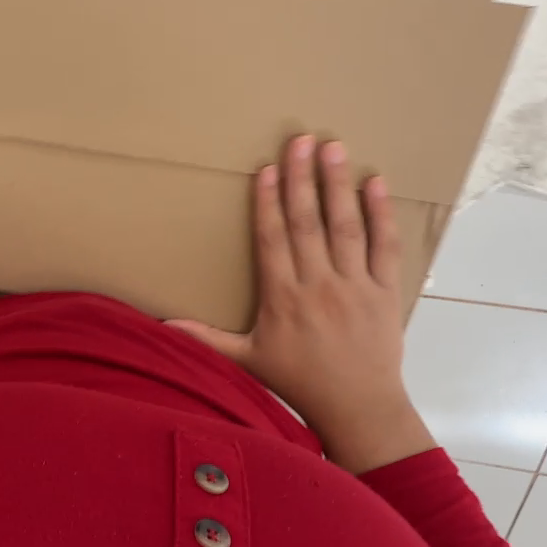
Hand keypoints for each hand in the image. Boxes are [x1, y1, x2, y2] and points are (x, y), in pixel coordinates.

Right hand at [169, 136, 434, 473]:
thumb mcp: (245, 360)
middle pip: (308, 223)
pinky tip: (375, 183)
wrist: (357, 406)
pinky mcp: (384, 290)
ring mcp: (354, 285)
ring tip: (334, 148)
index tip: (267, 169)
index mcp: (282, 298)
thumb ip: (205, 338)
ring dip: (338, 185)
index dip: (269, 203)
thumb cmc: (296, 381)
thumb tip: (163, 325)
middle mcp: (317, 285)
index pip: (273, 240)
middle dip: (303, 179)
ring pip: (345, 227)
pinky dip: (380, 214)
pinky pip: (384, 246)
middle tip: (301, 140)